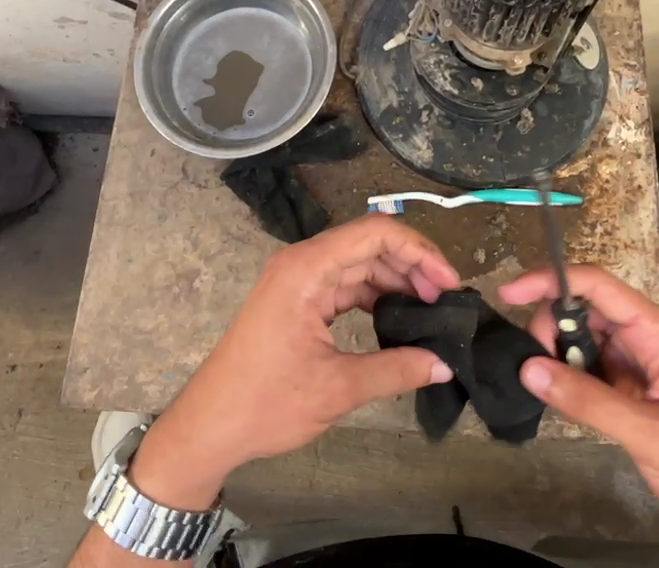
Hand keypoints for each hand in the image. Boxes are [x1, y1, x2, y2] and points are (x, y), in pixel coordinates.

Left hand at [128, 215, 460, 510]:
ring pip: (358, 264)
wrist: (209, 426)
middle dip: (412, 266)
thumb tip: (444, 365)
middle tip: (447, 300)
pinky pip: (344, 284)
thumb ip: (396, 370)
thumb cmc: (266, 404)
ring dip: (395, 281)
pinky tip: (398, 316)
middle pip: (369, 244)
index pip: (375, 233)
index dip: (419, 251)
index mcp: (307, 269)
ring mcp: (297, 279)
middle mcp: (302, 263)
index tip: (449, 282)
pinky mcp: (297, 298)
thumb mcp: (338, 389)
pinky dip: (374, 295)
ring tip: (430, 309)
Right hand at [499, 266, 658, 567]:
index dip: (551, 281)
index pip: (597, 286)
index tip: (510, 293)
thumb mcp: (650, 435)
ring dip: (558, 353)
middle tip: (535, 365)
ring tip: (549, 386)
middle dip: (551, 326)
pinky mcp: (629, 386)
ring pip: (582, 336)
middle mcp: (646, 338)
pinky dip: (568, 375)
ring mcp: (637, 361)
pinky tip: (561, 396)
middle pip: (584, 308)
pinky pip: (588, 365)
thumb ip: (588, 401)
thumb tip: (529, 368)